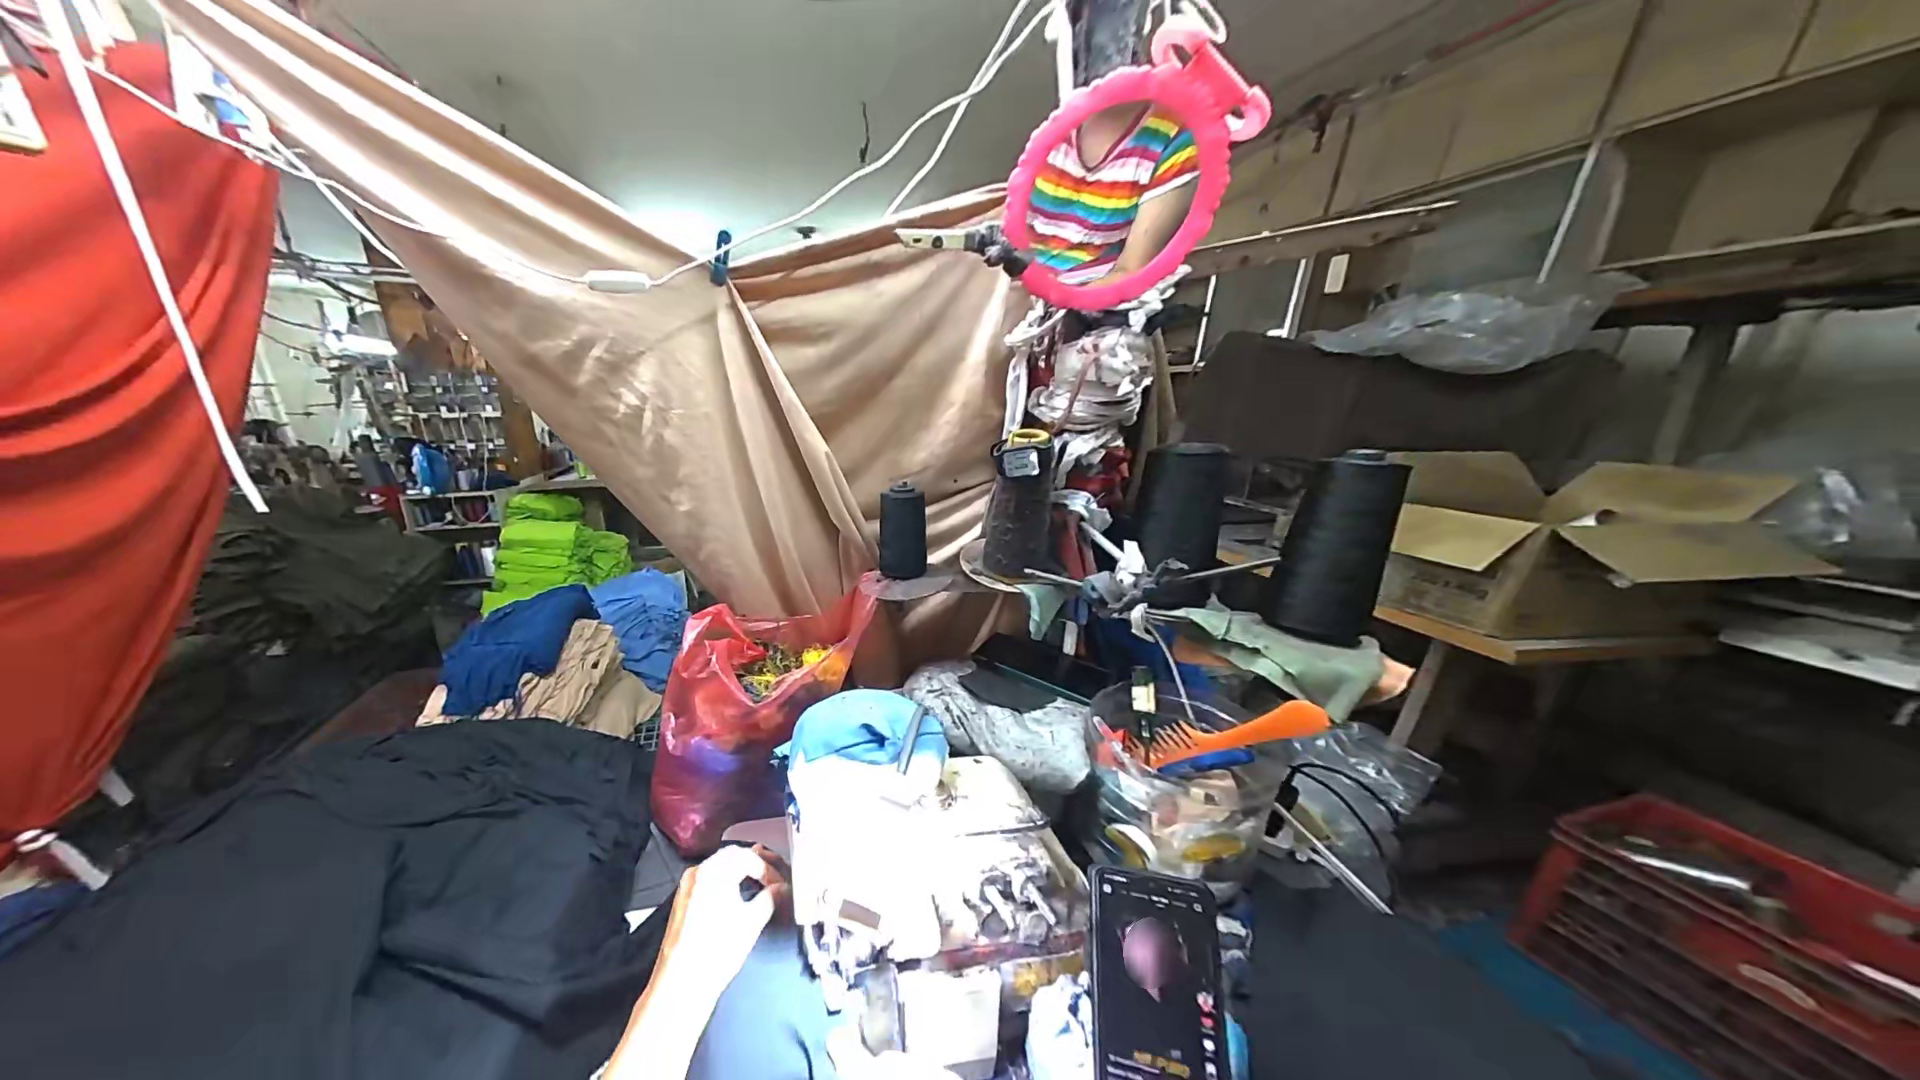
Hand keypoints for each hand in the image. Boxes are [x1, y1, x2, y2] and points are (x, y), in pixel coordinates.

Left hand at [602, 845, 790, 1079]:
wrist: (681, 986)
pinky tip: (736, 898)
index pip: (750, 857)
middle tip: (772, 879)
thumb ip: (771, 897)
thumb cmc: (718, 950)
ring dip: (740, 873)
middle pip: (733, 856)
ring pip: (719, 868)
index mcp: (715, 870)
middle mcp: (698, 872)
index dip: (770, 870)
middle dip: (755, 865)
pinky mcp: (682, 902)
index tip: (781, 884)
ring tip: (758, 886)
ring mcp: (687, 887)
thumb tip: (781, 889)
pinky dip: (725, 883)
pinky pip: (709, 881)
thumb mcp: (752, 921)